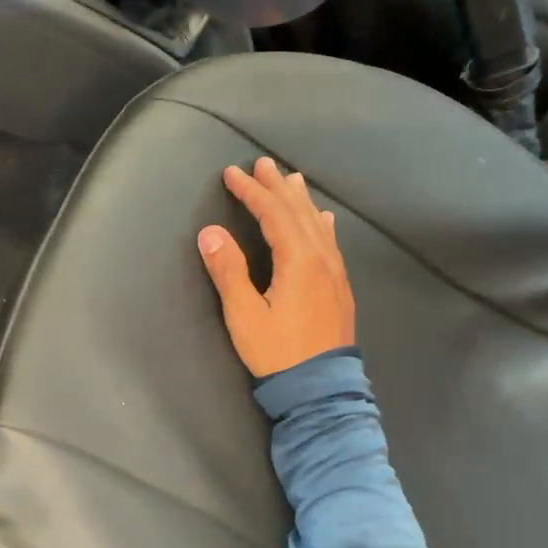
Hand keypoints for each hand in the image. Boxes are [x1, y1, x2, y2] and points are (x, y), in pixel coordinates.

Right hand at [197, 157, 355, 378]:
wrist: (318, 384)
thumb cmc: (276, 351)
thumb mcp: (243, 314)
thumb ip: (228, 272)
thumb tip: (210, 233)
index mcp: (297, 260)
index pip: (272, 215)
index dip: (252, 192)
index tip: (232, 174)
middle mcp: (320, 257)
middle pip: (298, 212)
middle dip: (277, 187)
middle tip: (262, 164)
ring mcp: (333, 271)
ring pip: (317, 223)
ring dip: (300, 199)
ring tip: (291, 179)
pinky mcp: (337, 285)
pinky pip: (329, 240)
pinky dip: (319, 222)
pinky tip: (322, 220)